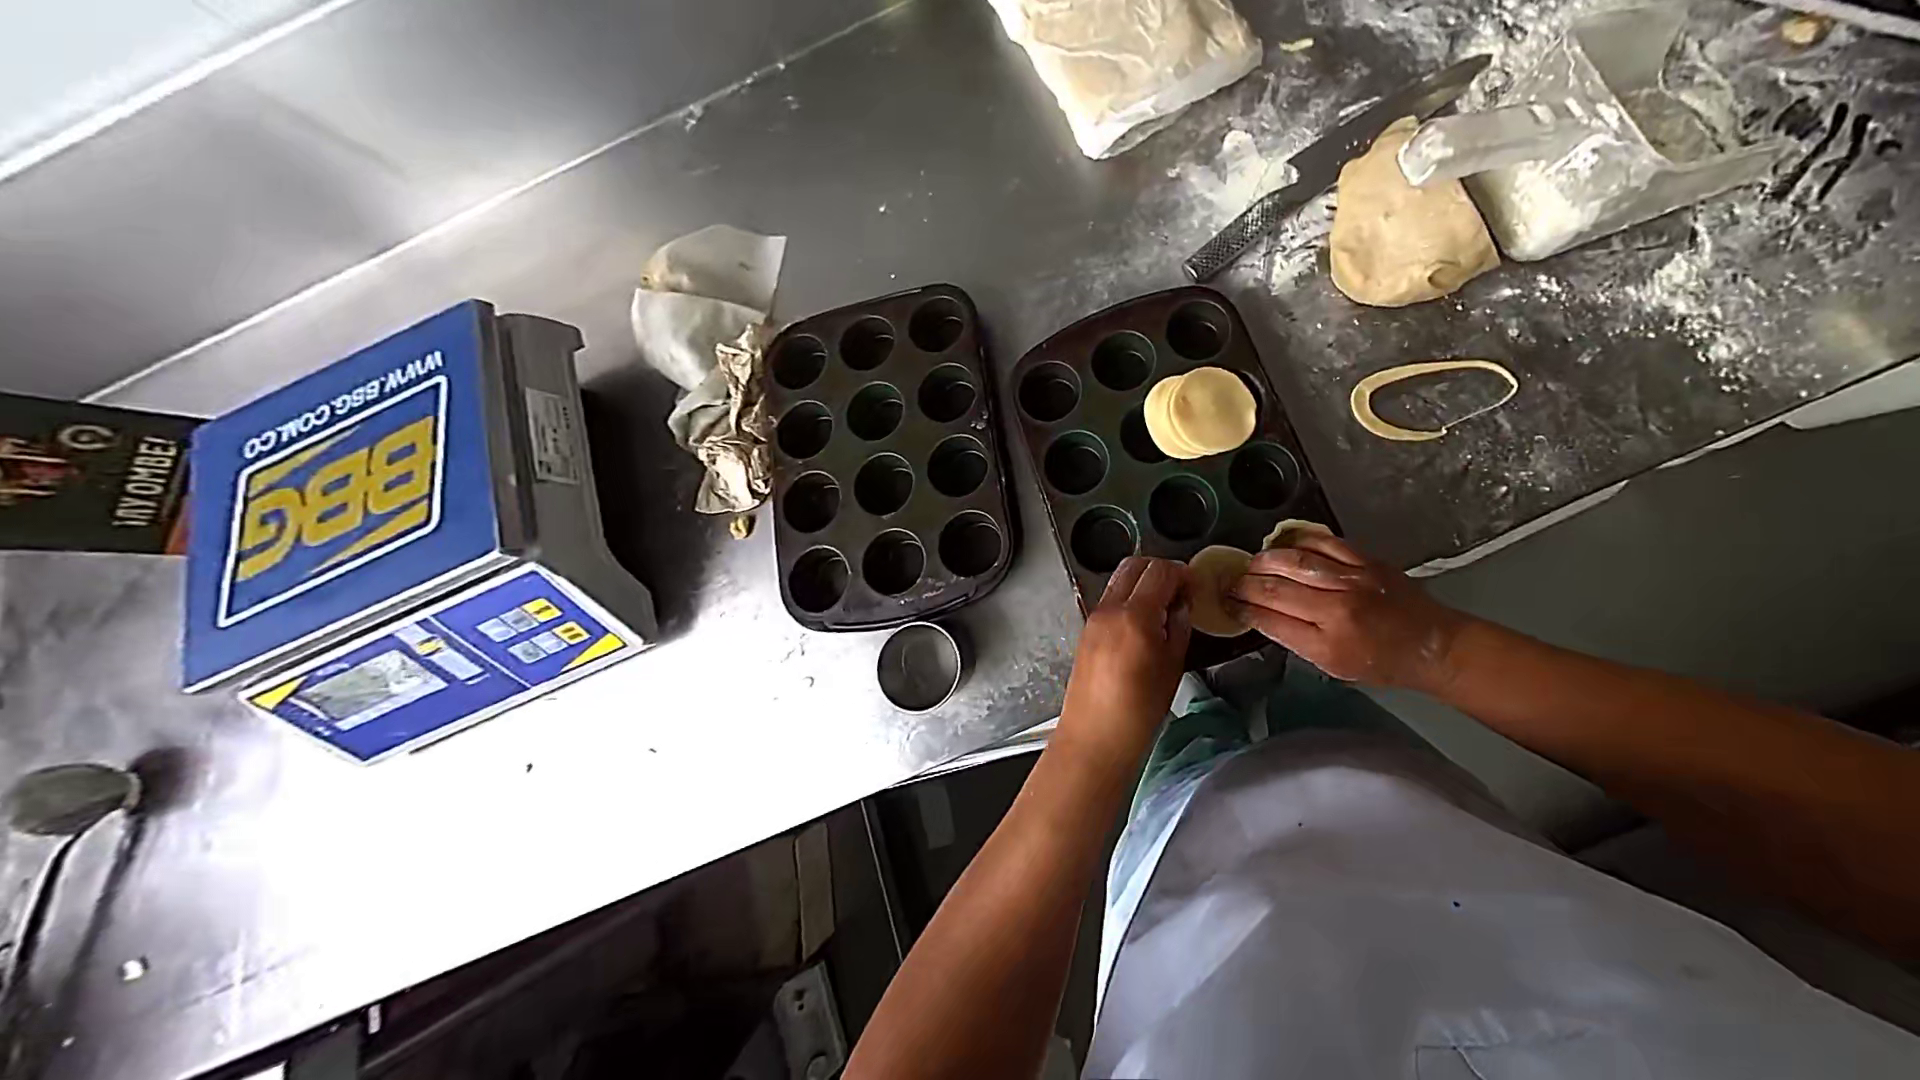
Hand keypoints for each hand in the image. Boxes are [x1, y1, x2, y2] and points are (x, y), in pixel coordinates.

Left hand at [1058, 557, 1192, 762]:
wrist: (1094, 737)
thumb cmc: (1139, 709)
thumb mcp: (1172, 665)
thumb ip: (1179, 626)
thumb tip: (1182, 605)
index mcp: (1135, 615)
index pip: (1160, 570)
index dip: (1182, 573)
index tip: (1195, 586)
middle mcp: (1110, 609)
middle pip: (1135, 565)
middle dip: (1161, 570)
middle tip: (1180, 591)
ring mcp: (1094, 617)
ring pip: (1119, 579)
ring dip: (1143, 583)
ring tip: (1164, 609)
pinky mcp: (1086, 629)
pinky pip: (1110, 600)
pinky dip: (1128, 599)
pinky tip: (1143, 624)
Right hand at [1228, 533, 1469, 691]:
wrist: (1435, 645)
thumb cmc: (1380, 663)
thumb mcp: (1330, 664)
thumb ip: (1292, 637)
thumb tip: (1256, 612)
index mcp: (1326, 641)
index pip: (1268, 618)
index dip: (1240, 608)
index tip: (1226, 603)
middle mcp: (1337, 607)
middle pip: (1274, 587)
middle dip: (1244, 584)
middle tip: (1230, 583)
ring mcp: (1353, 579)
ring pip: (1293, 560)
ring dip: (1263, 561)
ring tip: (1250, 565)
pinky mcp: (1366, 561)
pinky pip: (1322, 541)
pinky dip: (1296, 540)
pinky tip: (1282, 546)